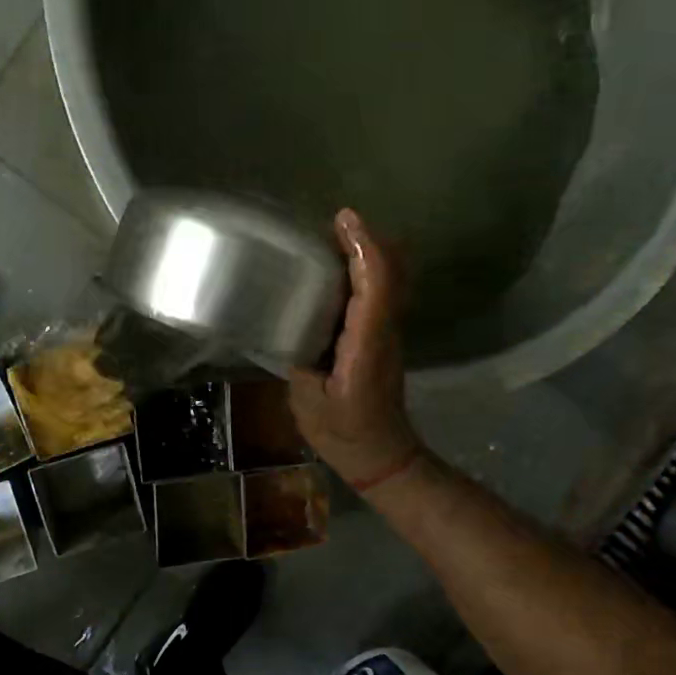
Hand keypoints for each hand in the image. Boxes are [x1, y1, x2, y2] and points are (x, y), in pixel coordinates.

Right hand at [289, 209, 423, 488]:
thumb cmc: (342, 433)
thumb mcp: (307, 399)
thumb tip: (284, 325)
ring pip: (389, 280)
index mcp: (365, 344)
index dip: (362, 246)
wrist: (381, 455)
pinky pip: (378, 295)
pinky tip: (336, 275)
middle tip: (335, 222)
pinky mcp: (380, 341)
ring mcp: (386, 335)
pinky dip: (364, 273)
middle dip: (367, 240)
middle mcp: (383, 331)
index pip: (375, 283)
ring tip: (334, 239)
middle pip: (391, 271)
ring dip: (367, 254)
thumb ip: (300, 357)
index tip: (342, 219)